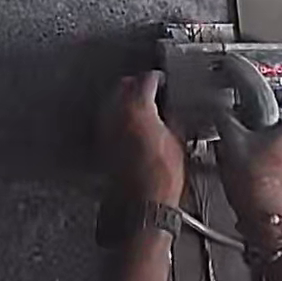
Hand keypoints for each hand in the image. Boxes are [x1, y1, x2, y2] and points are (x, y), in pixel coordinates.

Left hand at [102, 71, 185, 205]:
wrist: (143, 202)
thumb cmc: (161, 176)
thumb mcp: (178, 140)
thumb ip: (172, 118)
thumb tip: (171, 111)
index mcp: (138, 108)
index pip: (146, 80)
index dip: (157, 78)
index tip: (163, 80)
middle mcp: (117, 114)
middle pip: (124, 85)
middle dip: (138, 83)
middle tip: (152, 88)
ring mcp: (107, 128)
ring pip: (113, 100)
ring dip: (126, 98)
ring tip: (142, 104)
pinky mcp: (104, 142)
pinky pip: (109, 118)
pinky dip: (119, 114)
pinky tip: (131, 122)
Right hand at [213, 93, 281, 243]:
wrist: (267, 222)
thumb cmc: (256, 183)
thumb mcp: (233, 144)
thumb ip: (226, 121)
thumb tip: (221, 109)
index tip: (270, 96)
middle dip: (276, 114)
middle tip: (255, 115)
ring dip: (274, 132)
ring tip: (250, 136)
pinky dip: (274, 149)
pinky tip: (253, 156)